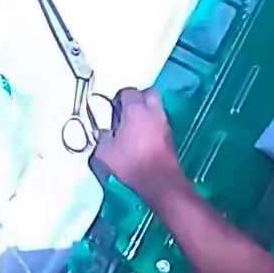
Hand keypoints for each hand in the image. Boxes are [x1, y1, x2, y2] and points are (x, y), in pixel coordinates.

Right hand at [91, 87, 187, 202]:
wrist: (158, 180)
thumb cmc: (130, 163)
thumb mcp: (105, 152)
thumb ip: (102, 138)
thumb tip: (105, 133)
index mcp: (135, 111)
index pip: (128, 92)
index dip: (119, 99)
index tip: (113, 111)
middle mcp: (153, 112)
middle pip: (148, 93)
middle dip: (138, 98)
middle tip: (127, 112)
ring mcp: (164, 122)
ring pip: (156, 107)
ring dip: (146, 111)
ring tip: (134, 126)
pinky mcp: (170, 135)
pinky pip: (160, 121)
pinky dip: (152, 123)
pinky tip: (143, 137)